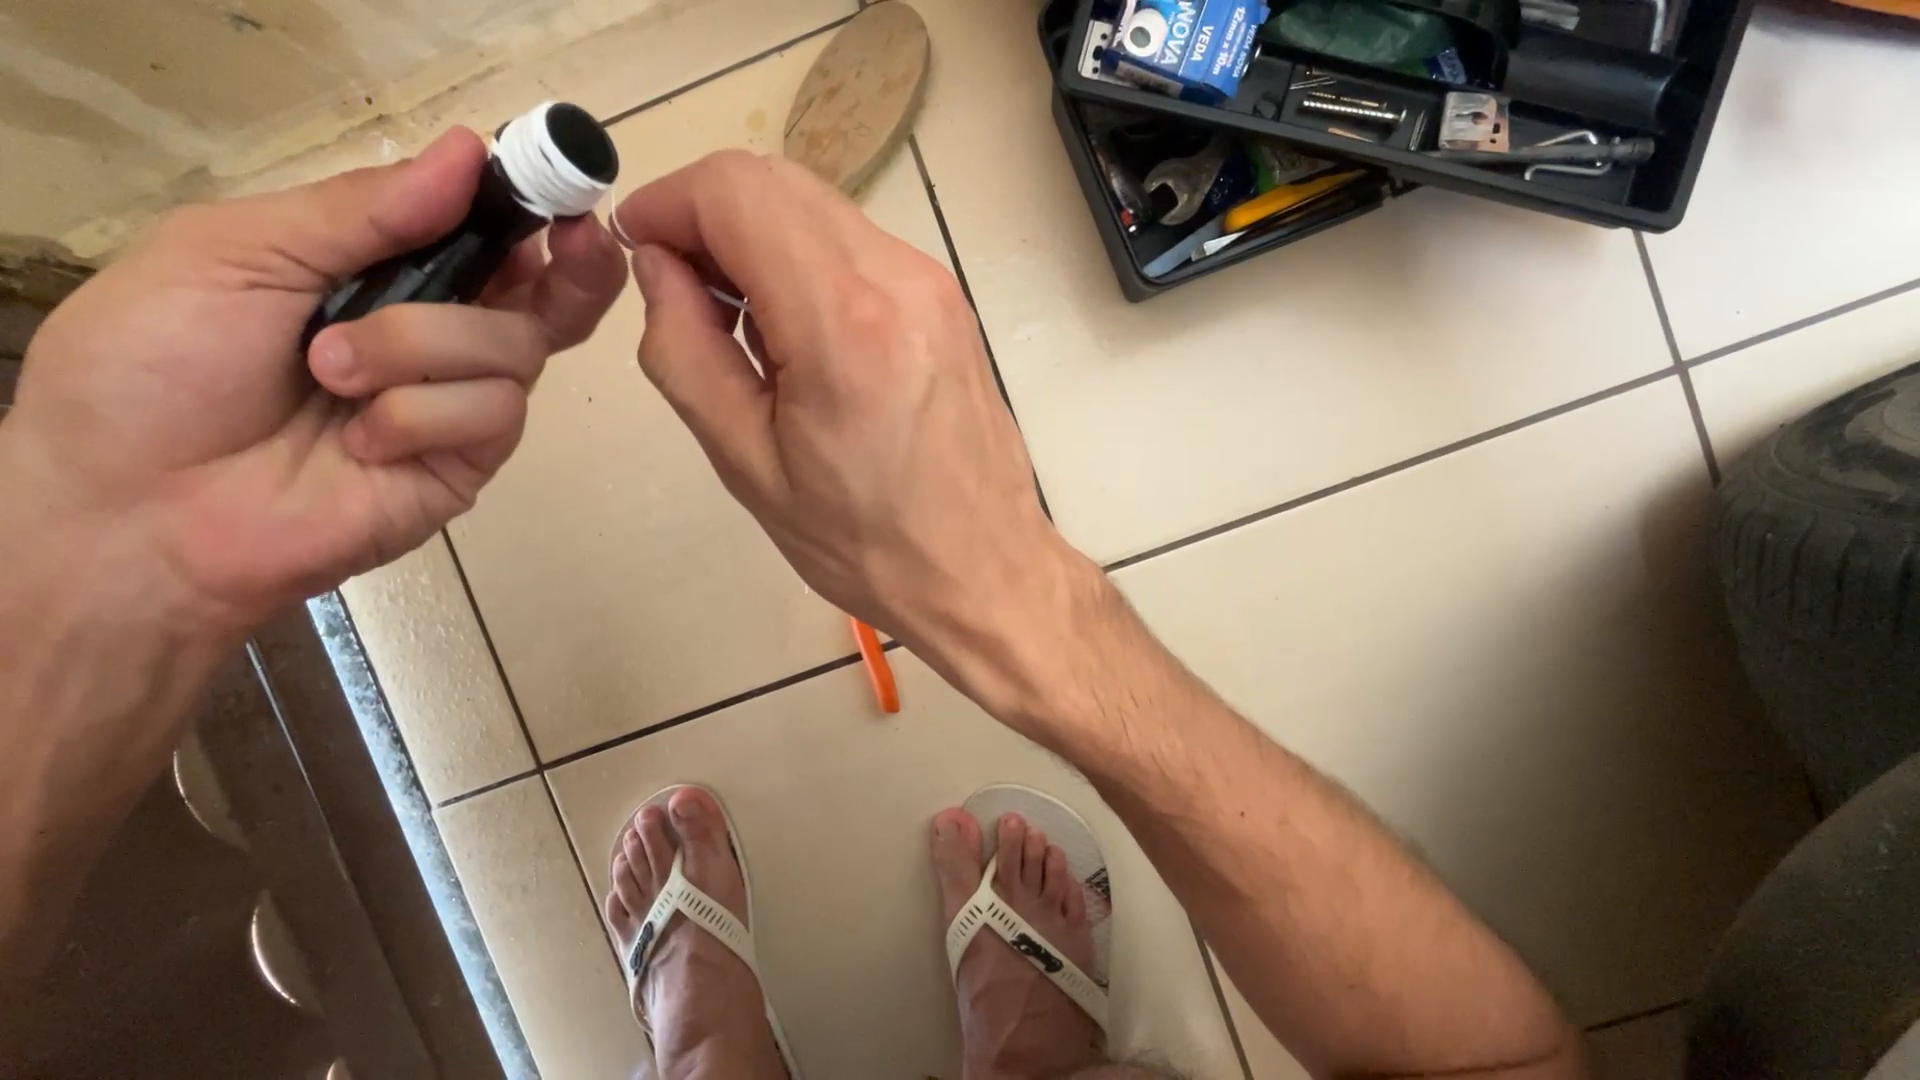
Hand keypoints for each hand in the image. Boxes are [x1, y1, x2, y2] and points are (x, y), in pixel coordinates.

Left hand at [1, 129, 626, 635]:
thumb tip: (467, 153)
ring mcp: (464, 402)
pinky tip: (360, 438)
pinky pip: (491, 412)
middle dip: (577, 269)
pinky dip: (420, 413)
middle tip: (579, 241)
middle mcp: (446, 336)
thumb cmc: (158, 368)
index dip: (537, 214)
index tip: (563, 193)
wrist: (139, 509)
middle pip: (552, 299)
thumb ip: (356, 210)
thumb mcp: (235, 253)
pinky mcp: (472, 461)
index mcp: (392, 276)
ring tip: (330, 372)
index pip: (490, 238)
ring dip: (420, 345)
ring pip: (514, 346)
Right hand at [614, 151, 1085, 661]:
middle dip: (708, 218)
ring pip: (818, 208)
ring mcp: (933, 284)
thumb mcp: (747, 462)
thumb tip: (659, 268)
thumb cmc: (864, 541)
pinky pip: (857, 245)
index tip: (641, 255)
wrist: (983, 569)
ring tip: (743, 330)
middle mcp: (898, 278)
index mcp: (841, 320)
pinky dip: (807, 262)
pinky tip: (800, 336)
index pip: (734, 191)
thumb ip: (684, 351)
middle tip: (685, 296)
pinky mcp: (948, 302)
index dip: (667, 205)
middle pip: (776, 182)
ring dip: (758, 241)